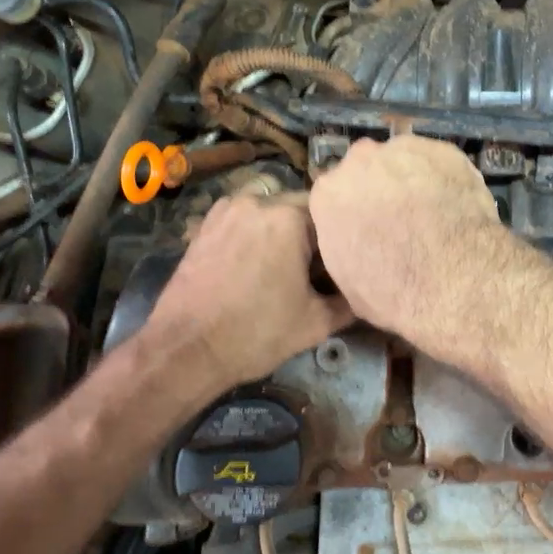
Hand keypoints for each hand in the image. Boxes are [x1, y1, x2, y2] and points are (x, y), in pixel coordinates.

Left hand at [140, 196, 352, 397]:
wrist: (185, 352)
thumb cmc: (255, 334)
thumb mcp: (315, 323)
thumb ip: (350, 301)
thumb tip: (368, 292)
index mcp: (289, 218)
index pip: (331, 213)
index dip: (339, 237)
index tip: (340, 262)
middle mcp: (259, 202)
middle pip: (300, 206)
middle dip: (310, 231)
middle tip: (314, 266)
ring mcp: (228, 210)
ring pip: (270, 207)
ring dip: (281, 226)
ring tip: (283, 261)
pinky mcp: (206, 224)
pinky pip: (242, 215)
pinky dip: (253, 229)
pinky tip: (254, 259)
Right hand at [308, 136, 526, 355]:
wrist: (454, 279)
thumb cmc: (393, 292)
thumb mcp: (348, 280)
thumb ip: (346, 246)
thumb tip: (359, 242)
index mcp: (329, 194)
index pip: (337, 194)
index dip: (356, 209)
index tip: (372, 225)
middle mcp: (361, 162)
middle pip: (367, 168)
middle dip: (380, 186)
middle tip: (403, 216)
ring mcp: (404, 151)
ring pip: (404, 160)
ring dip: (413, 178)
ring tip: (434, 211)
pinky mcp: (443, 150)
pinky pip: (438, 160)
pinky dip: (444, 177)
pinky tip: (456, 203)